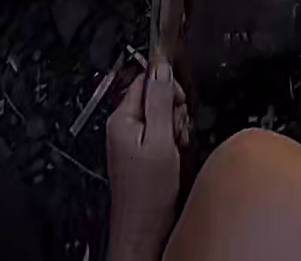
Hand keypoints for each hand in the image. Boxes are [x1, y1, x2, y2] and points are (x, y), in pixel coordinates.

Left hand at [106, 64, 182, 260]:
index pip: (146, 79)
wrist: (144, 232)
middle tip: (174, 132)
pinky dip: (173, 139)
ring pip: (162, 114)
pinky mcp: (142, 151)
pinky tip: (174, 155)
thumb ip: (161, 101)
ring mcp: (133, 139)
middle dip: (173, 110)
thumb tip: (162, 68)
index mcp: (122, 118)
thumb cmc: (147, 194)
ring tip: (174, 146)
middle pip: (157, 96)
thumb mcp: (159, 139)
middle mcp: (124, 126)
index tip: (177, 102)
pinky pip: (162, 131)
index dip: (167, 86)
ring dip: (175, 126)